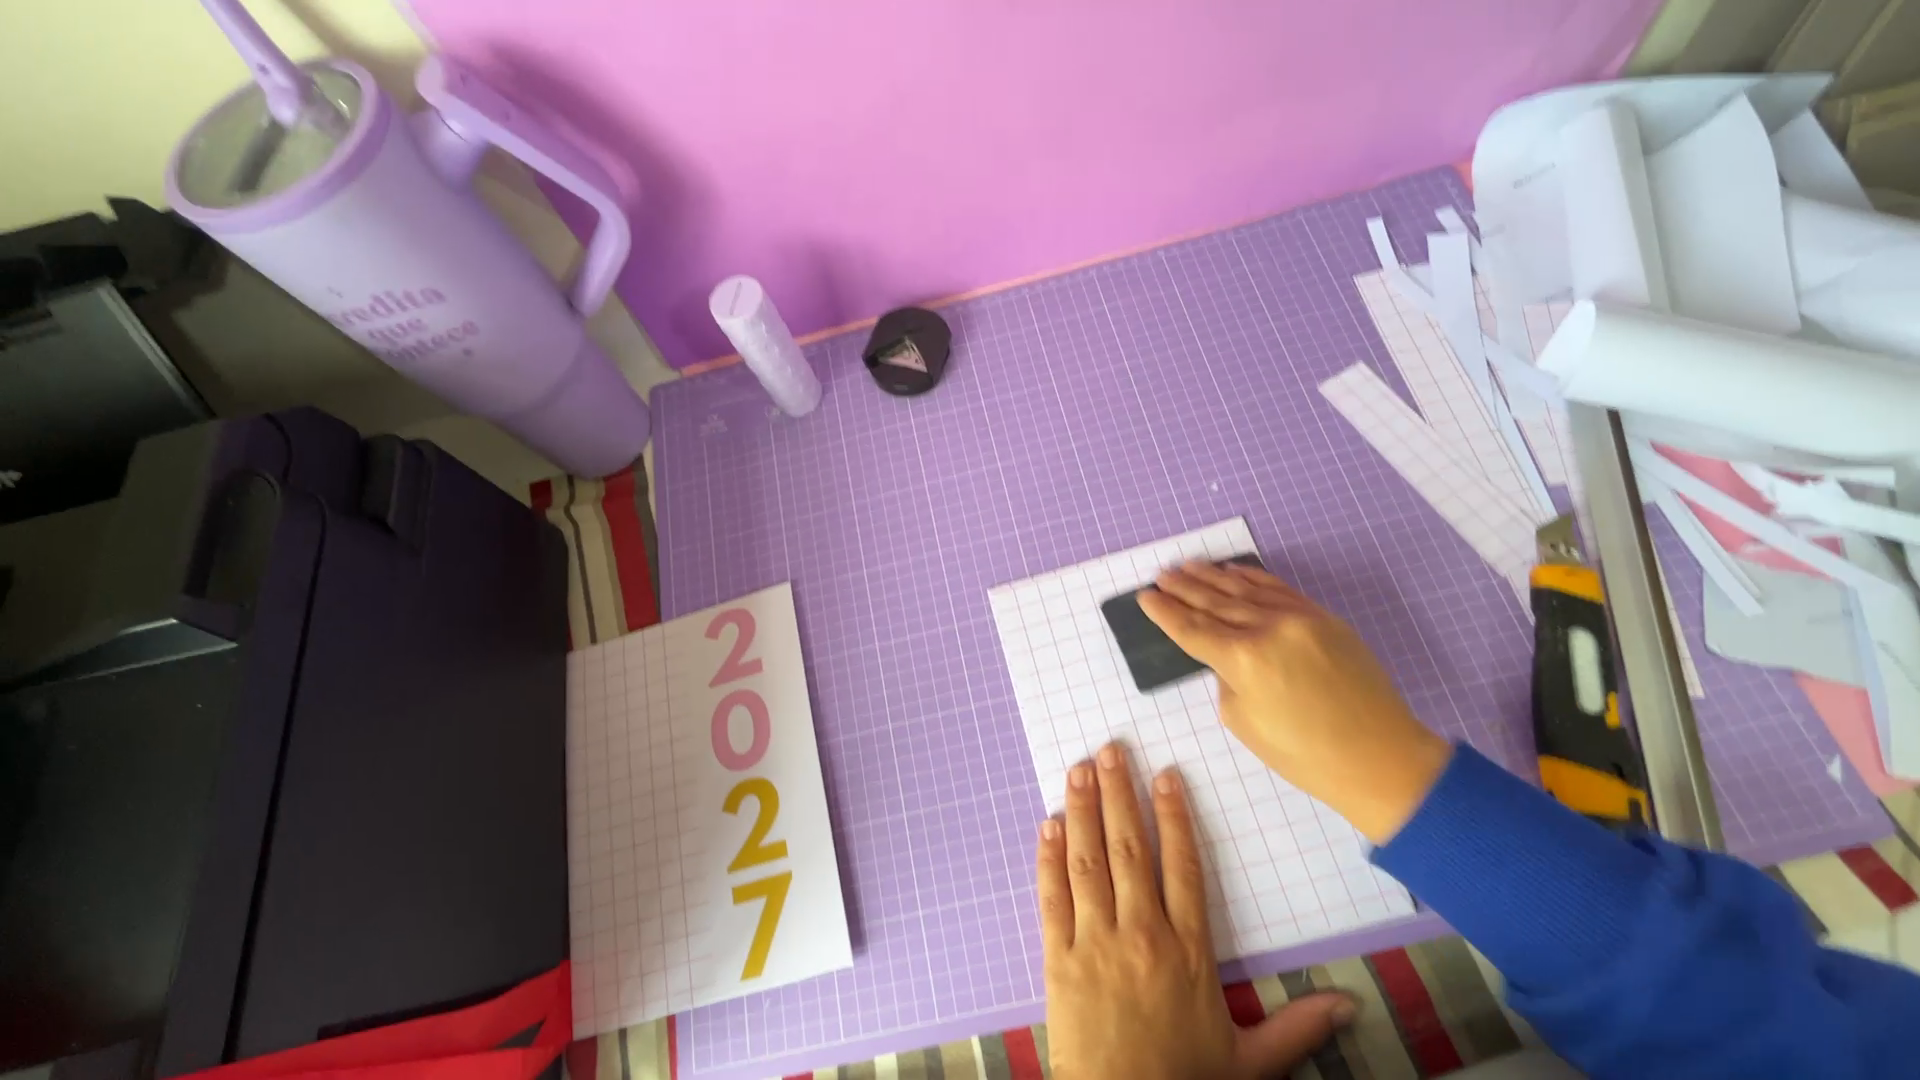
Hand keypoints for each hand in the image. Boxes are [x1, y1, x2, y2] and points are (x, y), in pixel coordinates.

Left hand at [1038, 742, 1355, 1079]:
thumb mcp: (1250, 1062)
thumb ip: (1296, 1026)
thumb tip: (1352, 1004)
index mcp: (1190, 950)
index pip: (1183, 866)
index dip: (1174, 816)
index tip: (1165, 775)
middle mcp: (1141, 934)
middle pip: (1130, 848)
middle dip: (1120, 794)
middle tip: (1110, 750)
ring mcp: (1095, 941)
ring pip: (1089, 860)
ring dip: (1082, 810)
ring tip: (1079, 769)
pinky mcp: (1058, 958)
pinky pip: (1052, 897)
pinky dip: (1048, 857)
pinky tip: (1047, 824)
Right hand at [1138, 561, 1451, 843]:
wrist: (1379, 757)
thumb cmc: (1304, 754)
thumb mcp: (1244, 723)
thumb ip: (1227, 679)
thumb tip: (1228, 657)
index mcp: (1242, 660)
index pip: (1191, 629)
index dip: (1165, 613)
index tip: (1145, 597)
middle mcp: (1267, 629)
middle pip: (1214, 603)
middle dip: (1183, 590)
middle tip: (1160, 577)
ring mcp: (1299, 618)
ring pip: (1244, 590)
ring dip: (1212, 577)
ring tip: (1187, 567)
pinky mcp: (1323, 617)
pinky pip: (1278, 589)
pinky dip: (1252, 578)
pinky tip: (1233, 571)